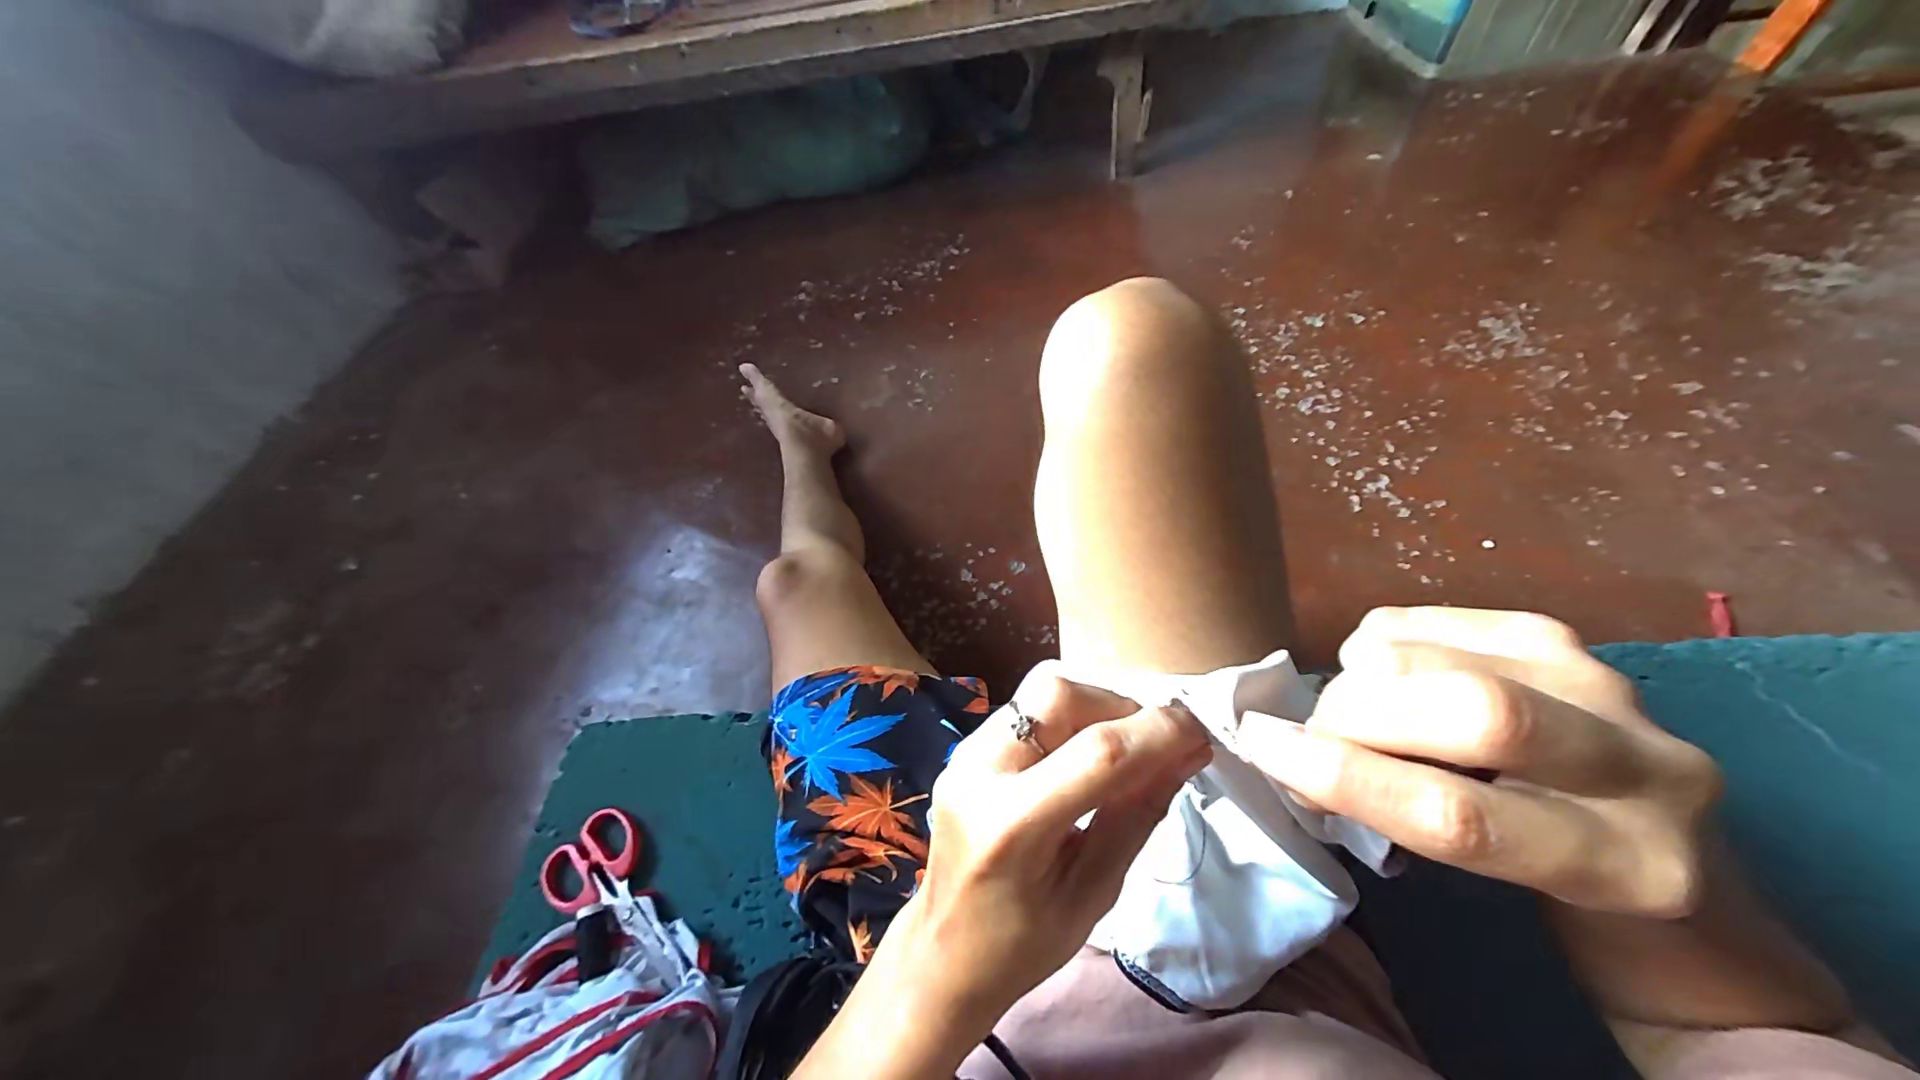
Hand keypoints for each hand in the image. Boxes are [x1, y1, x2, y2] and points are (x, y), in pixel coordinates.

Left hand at [885, 663, 1210, 1026]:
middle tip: (1155, 748)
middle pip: (1060, 697)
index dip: (1158, 734)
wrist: (943, 952)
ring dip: (1095, 709)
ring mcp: (964, 754)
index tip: (1200, 735)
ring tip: (1122, 751)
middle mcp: (978, 771)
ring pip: (1041, 693)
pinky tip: (1082, 755)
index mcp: (1011, 825)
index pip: (1097, 754)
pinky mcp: (963, 749)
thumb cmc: (1023, 944)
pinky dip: (1068, 718)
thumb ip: (1137, 815)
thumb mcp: (1095, 893)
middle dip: (1121, 710)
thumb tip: (1183, 755)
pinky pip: (1026, 709)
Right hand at [1242, 607, 1721, 916]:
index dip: (1345, 778)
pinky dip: (1368, 650)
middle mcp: (1637, 761)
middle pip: (1465, 708)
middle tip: (1311, 736)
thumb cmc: (1544, 878)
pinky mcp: (1549, 630)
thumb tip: (1289, 753)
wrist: (1646, 831)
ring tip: (1356, 716)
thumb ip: (1394, 819)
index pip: (1455, 815)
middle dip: (1353, 715)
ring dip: (1351, 682)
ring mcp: (1595, 678)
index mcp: (1625, 863)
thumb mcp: (1481, 884)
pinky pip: (1412, 621)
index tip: (1265, 749)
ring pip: (1424, 652)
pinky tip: (1390, 683)